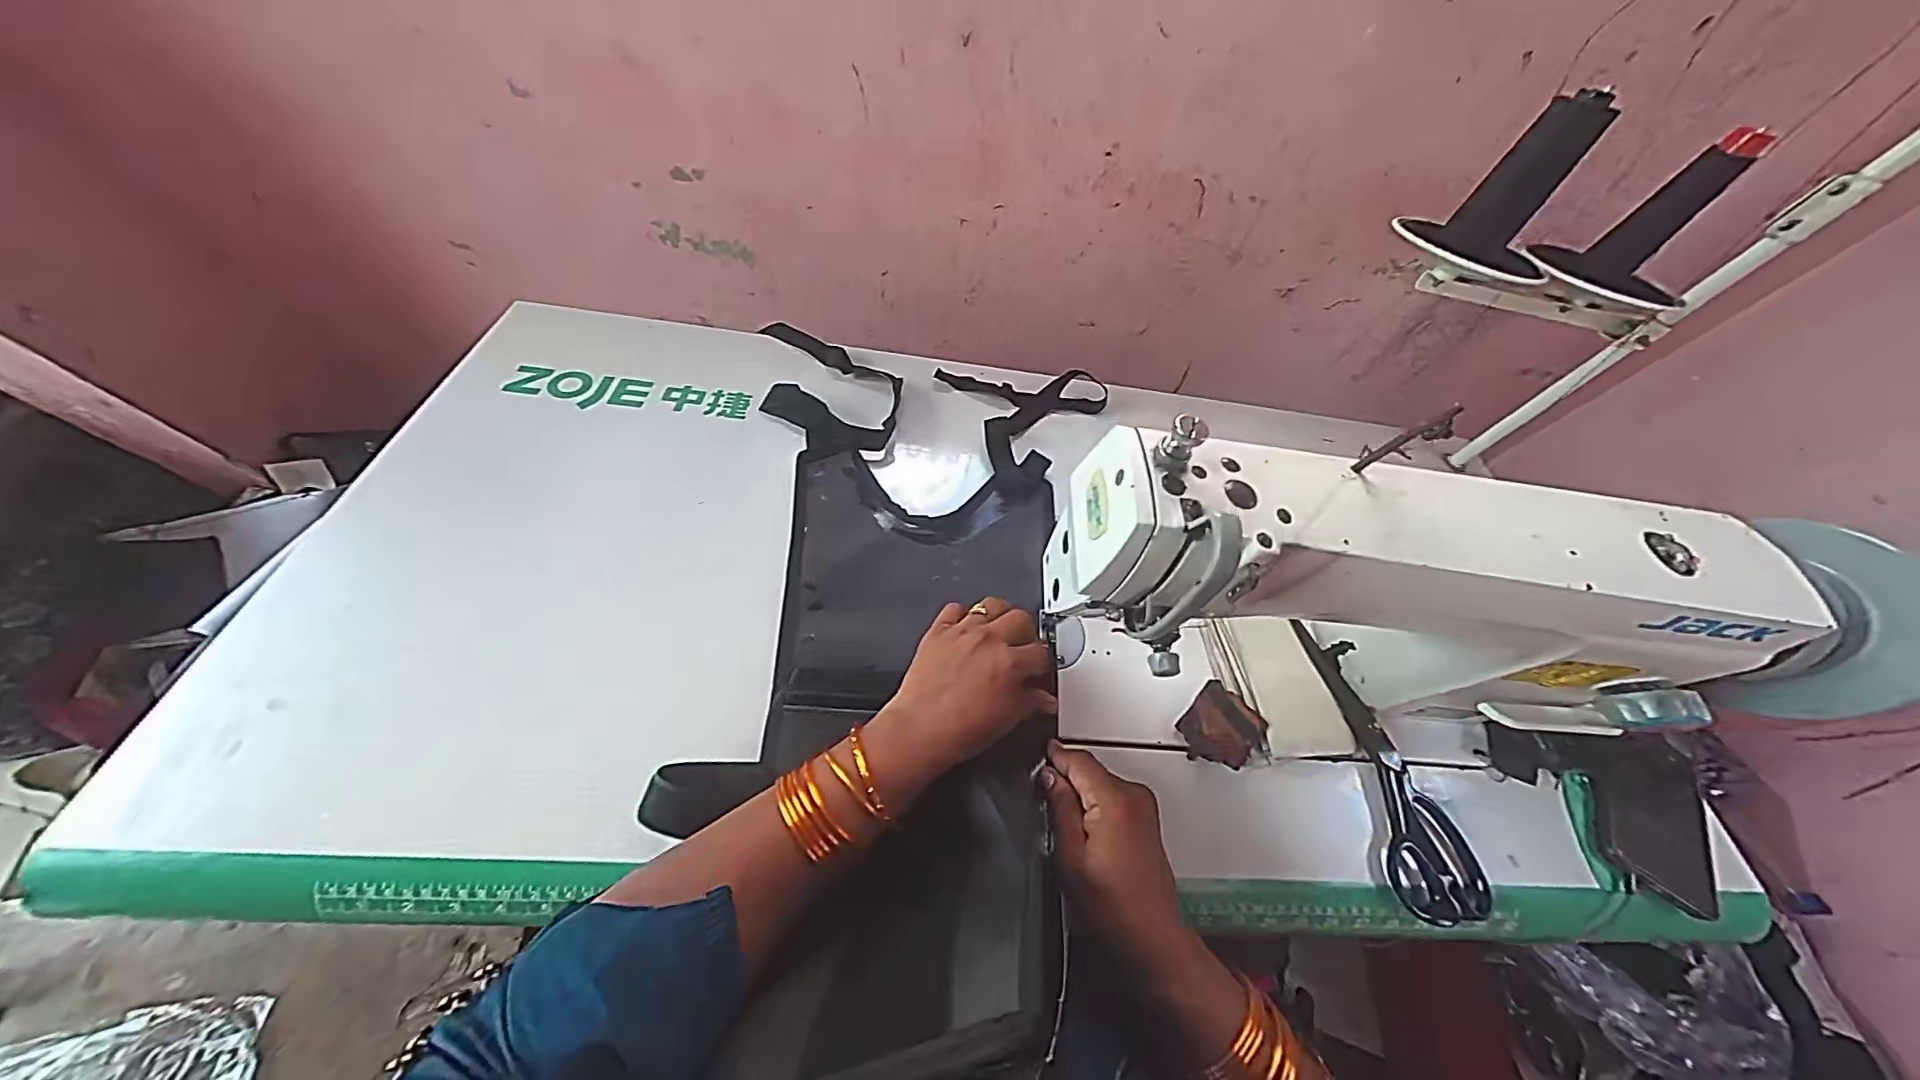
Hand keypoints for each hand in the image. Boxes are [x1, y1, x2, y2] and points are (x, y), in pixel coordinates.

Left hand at [877, 599, 1056, 774]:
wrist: (918, 731)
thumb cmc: (956, 729)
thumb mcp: (1005, 719)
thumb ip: (1029, 702)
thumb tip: (1041, 699)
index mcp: (1008, 662)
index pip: (1040, 652)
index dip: (1043, 663)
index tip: (1038, 670)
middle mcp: (987, 641)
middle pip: (1021, 618)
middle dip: (1027, 634)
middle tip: (1023, 648)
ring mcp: (961, 632)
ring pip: (992, 604)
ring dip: (1001, 616)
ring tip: (1000, 631)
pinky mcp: (938, 631)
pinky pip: (955, 608)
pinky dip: (963, 615)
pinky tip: (967, 628)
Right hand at [1040, 741, 1187, 953]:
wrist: (1151, 938)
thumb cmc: (1114, 909)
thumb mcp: (1070, 857)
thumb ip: (1059, 808)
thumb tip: (1050, 777)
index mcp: (1115, 800)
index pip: (1079, 759)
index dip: (1055, 756)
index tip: (1040, 756)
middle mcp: (1135, 796)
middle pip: (1090, 770)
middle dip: (1066, 779)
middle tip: (1044, 800)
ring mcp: (1144, 807)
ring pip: (1101, 783)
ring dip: (1081, 793)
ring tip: (1065, 826)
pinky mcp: (1147, 819)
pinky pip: (1113, 797)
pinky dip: (1096, 805)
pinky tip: (1086, 834)